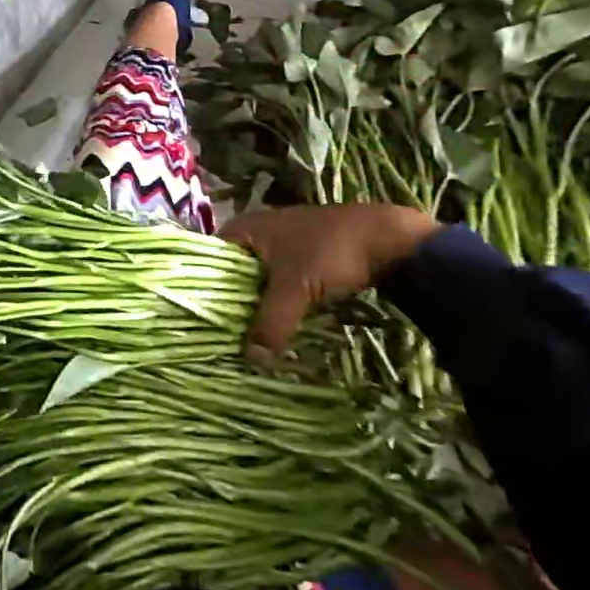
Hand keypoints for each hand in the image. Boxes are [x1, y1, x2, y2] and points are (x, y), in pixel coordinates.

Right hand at [222, 203, 441, 365]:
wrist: (387, 239)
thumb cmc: (329, 253)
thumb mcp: (296, 289)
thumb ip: (271, 323)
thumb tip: (251, 362)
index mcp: (244, 228)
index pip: (207, 258)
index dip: (202, 287)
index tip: (202, 318)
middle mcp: (255, 231)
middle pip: (230, 271)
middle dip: (229, 301)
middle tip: (225, 333)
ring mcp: (279, 243)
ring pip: (255, 279)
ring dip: (254, 304)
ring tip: (247, 334)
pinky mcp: (300, 256)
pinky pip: (275, 282)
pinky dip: (274, 301)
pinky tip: (276, 323)